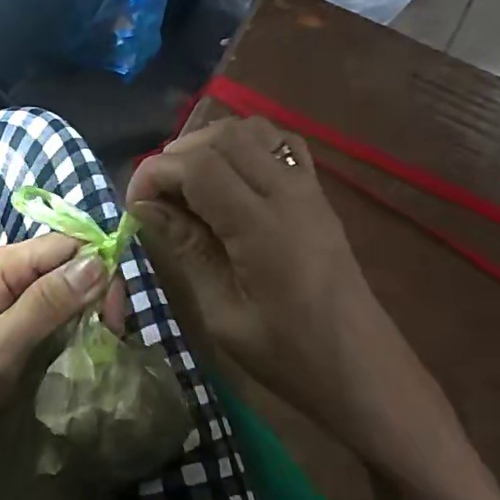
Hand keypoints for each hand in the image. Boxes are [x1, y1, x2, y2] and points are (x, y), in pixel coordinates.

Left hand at [0, 233, 113, 468]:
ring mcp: (1, 295)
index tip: (114, 316)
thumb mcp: (3, 344)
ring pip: (58, 288)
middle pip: (66, 263)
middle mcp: (4, 270)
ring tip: (96, 344)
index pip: (69, 245)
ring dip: (82, 311)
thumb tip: (99, 260)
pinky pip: (44, 309)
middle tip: (109, 336)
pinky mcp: (1, 320)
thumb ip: (49, 301)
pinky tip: (73, 348)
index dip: (99, 271)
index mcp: (2, 264)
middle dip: (95, 292)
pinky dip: (64, 324)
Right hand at [127, 116, 397, 430]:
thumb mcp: (225, 314)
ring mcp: (307, 187)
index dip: (156, 173)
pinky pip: (281, 143)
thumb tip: (146, 209)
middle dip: (178, 154)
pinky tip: (231, 175)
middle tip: (157, 195)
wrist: (365, 369)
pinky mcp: (318, 193)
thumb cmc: (292, 356)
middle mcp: (286, 192)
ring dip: (211, 143)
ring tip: (188, 181)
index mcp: (261, 226)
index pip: (198, 166)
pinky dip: (247, 144)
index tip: (134, 205)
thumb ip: (188, 249)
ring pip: (252, 130)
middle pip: (222, 137)